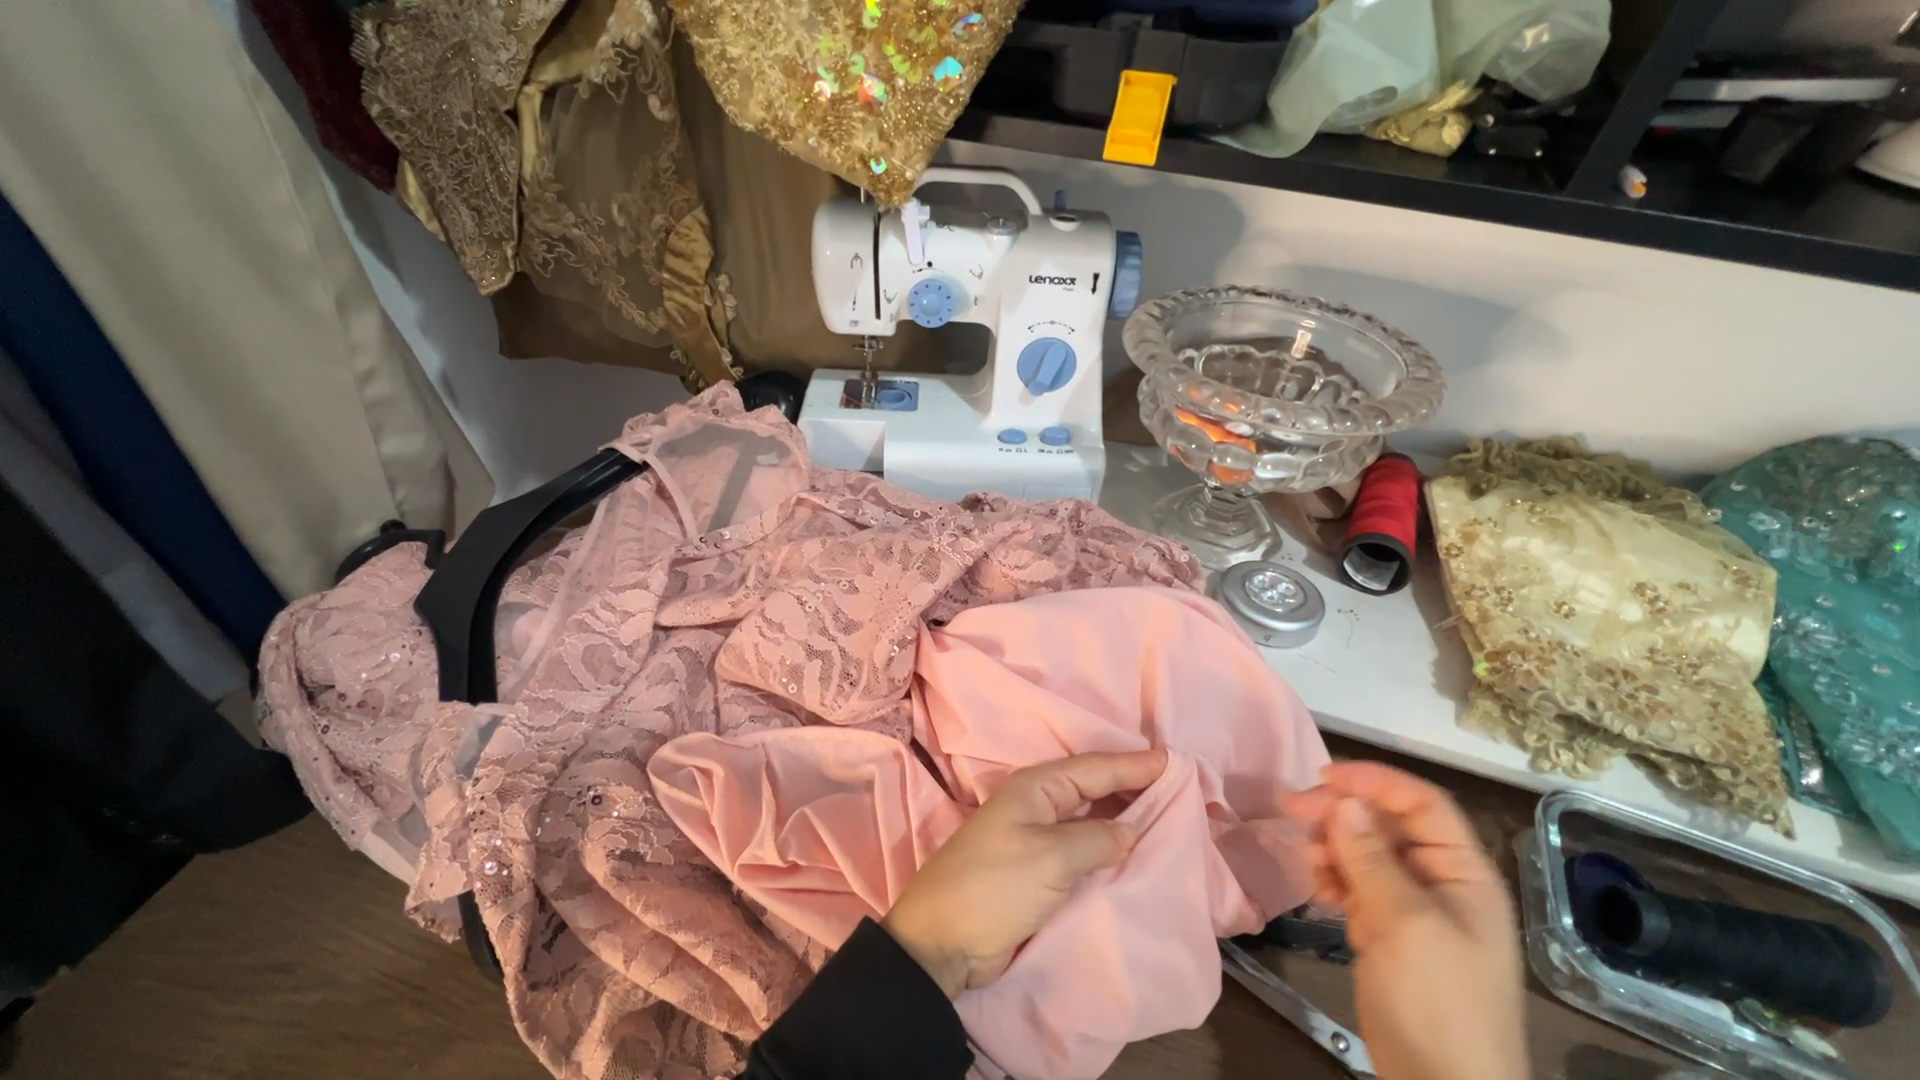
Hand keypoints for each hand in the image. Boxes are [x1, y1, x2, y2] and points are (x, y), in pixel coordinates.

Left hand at [882, 749, 1168, 998]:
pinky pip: (1085, 849)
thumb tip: (1131, 831)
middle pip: (1096, 788)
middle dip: (1135, 787)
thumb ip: (1097, 839)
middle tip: (1182, 789)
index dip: (1137, 765)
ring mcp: (1039, 838)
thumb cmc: (994, 887)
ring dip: (1126, 819)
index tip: (1178, 762)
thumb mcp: (1050, 858)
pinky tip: (1137, 854)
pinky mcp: (1040, 871)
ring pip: (1093, 818)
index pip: (1097, 768)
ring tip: (1170, 818)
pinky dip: (1111, 848)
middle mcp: (1040, 805)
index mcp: (1037, 787)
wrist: (943, 942)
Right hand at [1287, 762, 1527, 1079]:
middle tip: (1292, 810)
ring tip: (1308, 860)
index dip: (1376, 782)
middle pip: (1388, 825)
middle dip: (1342, 812)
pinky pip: (1355, 887)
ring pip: (1365, 854)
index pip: (1421, 804)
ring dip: (1333, 847)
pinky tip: (1317, 887)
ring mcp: (1411, 910)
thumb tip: (1344, 803)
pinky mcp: (1386, 934)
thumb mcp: (1406, 924)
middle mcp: (1439, 882)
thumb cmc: (1438, 1001)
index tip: (1322, 777)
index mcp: (1463, 873)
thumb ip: (1372, 860)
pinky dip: (1333, 879)